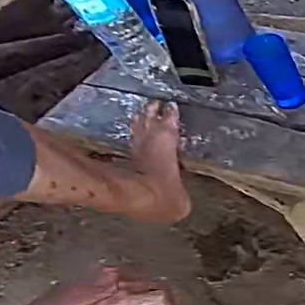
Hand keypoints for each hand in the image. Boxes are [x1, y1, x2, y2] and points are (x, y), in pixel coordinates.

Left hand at [127, 100, 191, 223]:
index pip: (170, 124)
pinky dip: (133, 136)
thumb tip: (180, 201)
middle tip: (154, 103)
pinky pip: (131, 144)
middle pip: (149, 123)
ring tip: (142, 114)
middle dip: (152, 113)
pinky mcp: (123, 163)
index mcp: (167, 144)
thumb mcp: (181, 201)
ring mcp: (134, 152)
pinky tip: (133, 137)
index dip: (171, 115)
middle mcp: (149, 144)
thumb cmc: (162, 194)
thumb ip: (181, 196)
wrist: (130, 198)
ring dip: (140, 122)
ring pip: (137, 131)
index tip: (172, 105)